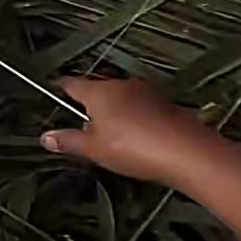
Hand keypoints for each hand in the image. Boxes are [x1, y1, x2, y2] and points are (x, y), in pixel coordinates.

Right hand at [40, 78, 228, 185]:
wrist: (195, 156)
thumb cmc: (135, 148)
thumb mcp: (94, 149)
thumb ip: (68, 141)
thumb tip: (46, 137)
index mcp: (99, 91)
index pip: (70, 83)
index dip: (58, 89)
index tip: (50, 94)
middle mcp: (123, 86)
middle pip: (97, 90)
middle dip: (87, 104)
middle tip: (78, 122)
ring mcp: (149, 94)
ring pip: (121, 98)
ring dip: (113, 111)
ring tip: (107, 133)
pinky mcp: (171, 107)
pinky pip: (142, 108)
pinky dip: (135, 118)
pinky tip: (136, 138)